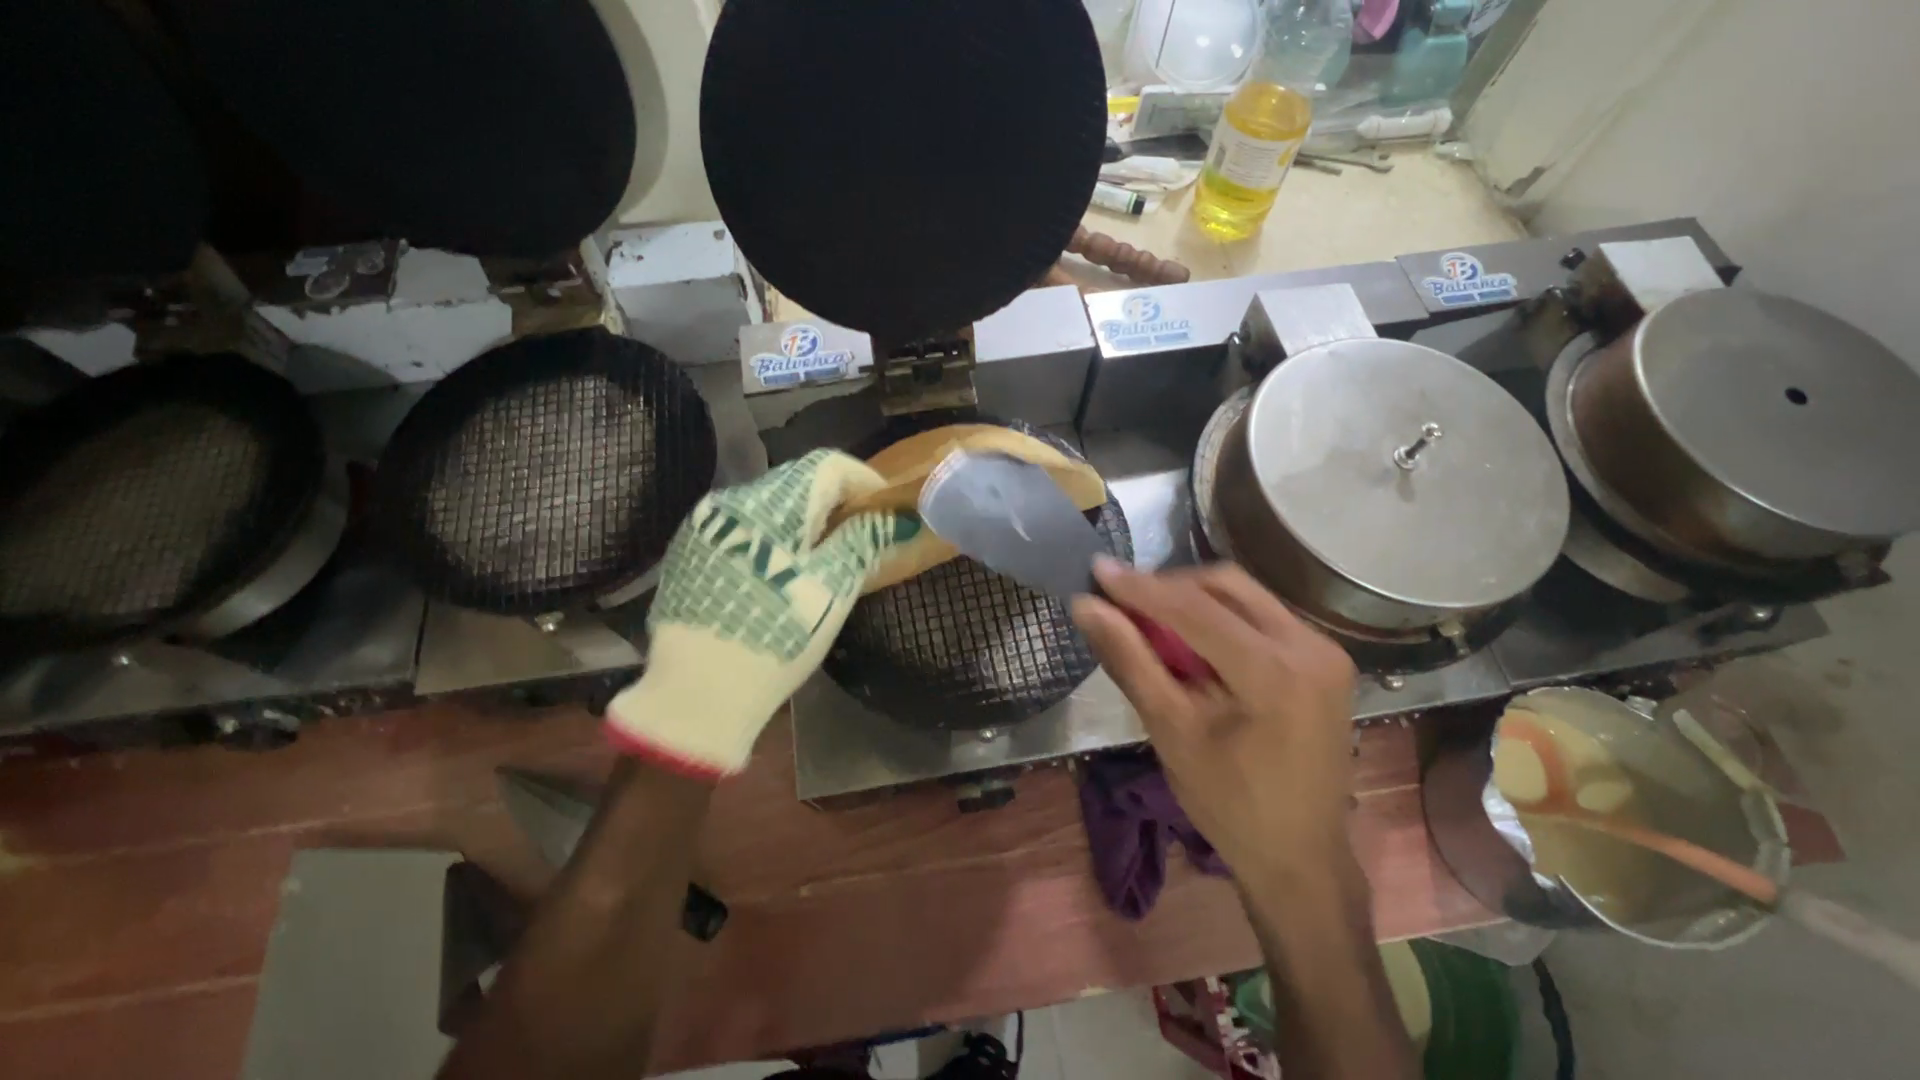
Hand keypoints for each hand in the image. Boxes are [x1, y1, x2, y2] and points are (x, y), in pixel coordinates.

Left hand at [604, 450, 918, 778]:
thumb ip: (864, 540)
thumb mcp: (833, 590)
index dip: (865, 482)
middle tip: (860, 541)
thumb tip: (895, 514)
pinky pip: (741, 529)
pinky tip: (778, 577)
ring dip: (801, 523)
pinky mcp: (688, 553)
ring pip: (768, 506)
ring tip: (821, 563)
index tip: (886, 514)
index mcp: (769, 503)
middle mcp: (730, 501)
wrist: (696, 697)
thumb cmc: (776, 639)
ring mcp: (703, 526)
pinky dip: (770, 540)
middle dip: (834, 503)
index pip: (827, 465)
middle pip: (796, 482)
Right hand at [1071, 559, 1358, 879]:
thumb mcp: (1171, 731)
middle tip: (1124, 601)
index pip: (1195, 608)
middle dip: (1170, 587)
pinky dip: (1224, 620)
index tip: (1096, 570)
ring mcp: (1326, 652)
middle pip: (1227, 587)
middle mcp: (1310, 647)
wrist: (1301, 856)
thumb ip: (1130, 661)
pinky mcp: (1327, 662)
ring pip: (1248, 597)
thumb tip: (1086, 606)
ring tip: (1152, 621)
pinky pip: (1266, 619)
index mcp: (1274, 671)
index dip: (1140, 587)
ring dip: (1196, 601)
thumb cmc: (1229, 804)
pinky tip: (1195, 643)